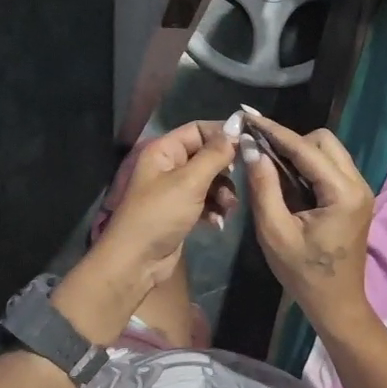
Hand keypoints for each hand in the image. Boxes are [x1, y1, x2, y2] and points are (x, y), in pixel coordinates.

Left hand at [94, 120, 237, 287]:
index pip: (198, 130)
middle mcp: (168, 166)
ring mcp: (173, 191)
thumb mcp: (190, 181)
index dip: (223, 134)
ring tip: (229, 207)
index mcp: (163, 150)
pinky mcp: (179, 212)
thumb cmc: (160, 215)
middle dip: (225, 169)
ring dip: (223, 192)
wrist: (137, 261)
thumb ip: (215, 154)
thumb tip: (236, 126)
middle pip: (206, 156)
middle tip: (241, 179)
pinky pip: (204, 202)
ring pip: (208, 181)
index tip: (250, 143)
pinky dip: (214, 209)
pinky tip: (218, 222)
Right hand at [239, 112, 376, 334]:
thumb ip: (263, 187)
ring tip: (270, 167)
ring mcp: (360, 190)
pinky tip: (286, 181)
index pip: (305, 148)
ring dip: (300, 153)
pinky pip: (330, 168)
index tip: (248, 117)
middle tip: (260, 154)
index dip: (274, 131)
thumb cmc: (303, 273)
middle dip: (291, 141)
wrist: (336, 304)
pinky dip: (308, 166)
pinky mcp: (354, 198)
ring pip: (329, 151)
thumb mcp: (274, 232)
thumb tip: (250, 149)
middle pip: (324, 141)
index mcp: (342, 193)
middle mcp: (358, 184)